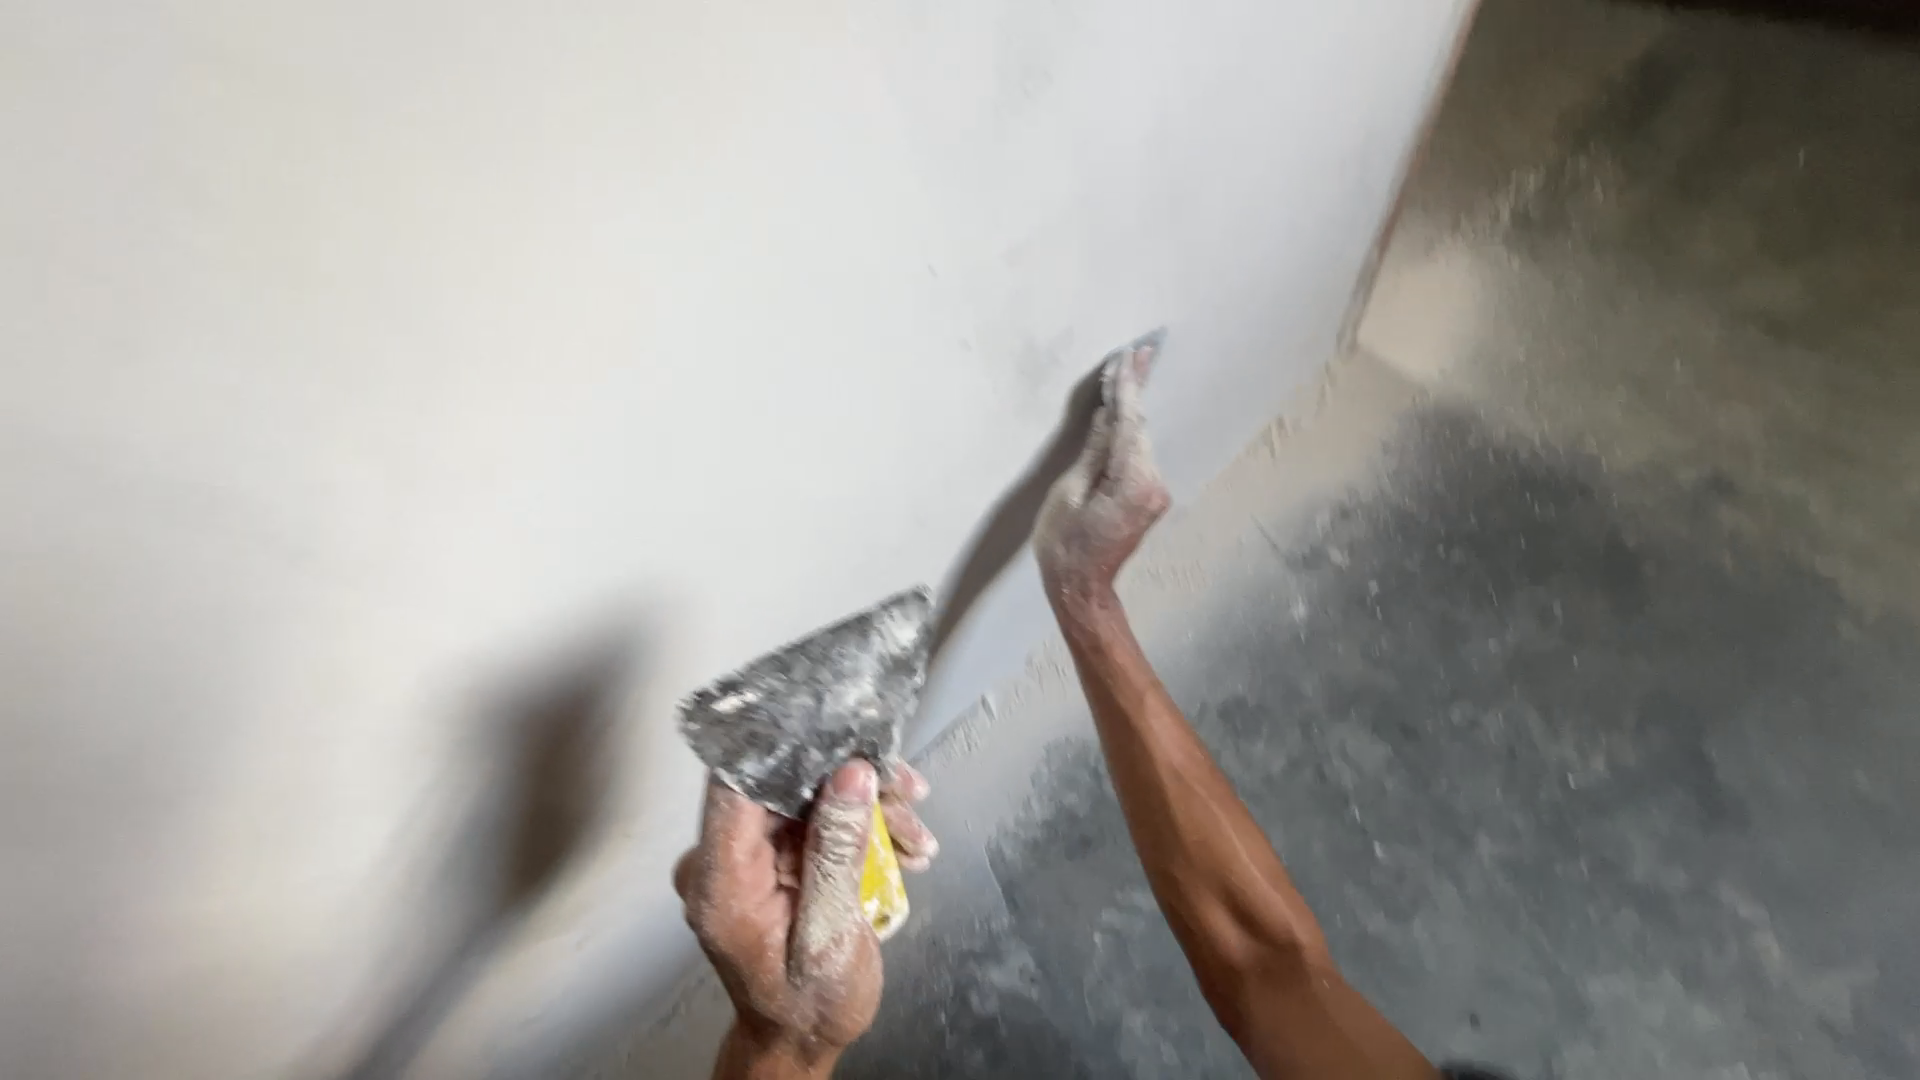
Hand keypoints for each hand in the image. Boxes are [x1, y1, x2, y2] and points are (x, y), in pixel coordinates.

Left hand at [674, 760, 937, 1075]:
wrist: (802, 1037)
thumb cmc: (810, 1002)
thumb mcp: (831, 935)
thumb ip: (836, 853)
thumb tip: (853, 773)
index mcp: (721, 879)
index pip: (736, 782)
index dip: (784, 745)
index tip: (841, 726)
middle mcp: (724, 856)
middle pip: (782, 782)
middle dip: (851, 778)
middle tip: (908, 788)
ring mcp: (748, 853)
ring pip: (807, 795)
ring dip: (868, 805)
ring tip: (915, 833)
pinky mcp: (772, 853)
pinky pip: (815, 816)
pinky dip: (860, 823)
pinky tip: (902, 843)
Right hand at [1034, 335, 1170, 603]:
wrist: (1082, 587)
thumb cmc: (1064, 545)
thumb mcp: (1068, 493)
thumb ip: (1093, 450)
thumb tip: (1107, 414)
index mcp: (1132, 481)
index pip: (1128, 423)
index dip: (1126, 388)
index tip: (1129, 356)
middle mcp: (1154, 484)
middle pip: (1139, 429)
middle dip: (1134, 391)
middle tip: (1139, 351)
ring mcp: (1156, 492)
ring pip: (1139, 441)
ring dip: (1131, 411)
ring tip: (1128, 371)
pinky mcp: (1150, 498)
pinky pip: (1138, 456)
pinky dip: (1129, 434)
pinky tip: (1123, 412)